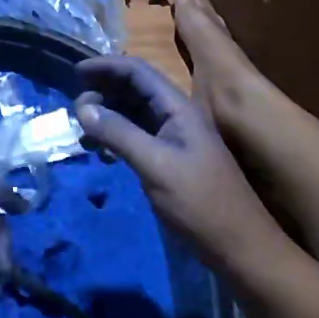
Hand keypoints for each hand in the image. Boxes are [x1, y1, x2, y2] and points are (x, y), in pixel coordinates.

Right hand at [74, 55, 280, 263]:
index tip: (75, 73)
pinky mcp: (168, 160)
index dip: (106, 66)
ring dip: (106, 112)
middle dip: (103, 89)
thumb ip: (119, 133)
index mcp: (178, 108)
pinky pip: (135, 134)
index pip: (138, 71)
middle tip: (76, 107)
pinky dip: (114, 134)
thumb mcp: (156, 166)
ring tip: (83, 127)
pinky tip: (99, 149)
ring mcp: (173, 139)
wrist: (242, 251)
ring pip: (132, 111)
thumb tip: (83, 108)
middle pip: (134, 88)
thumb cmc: (202, 204)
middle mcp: (175, 116)